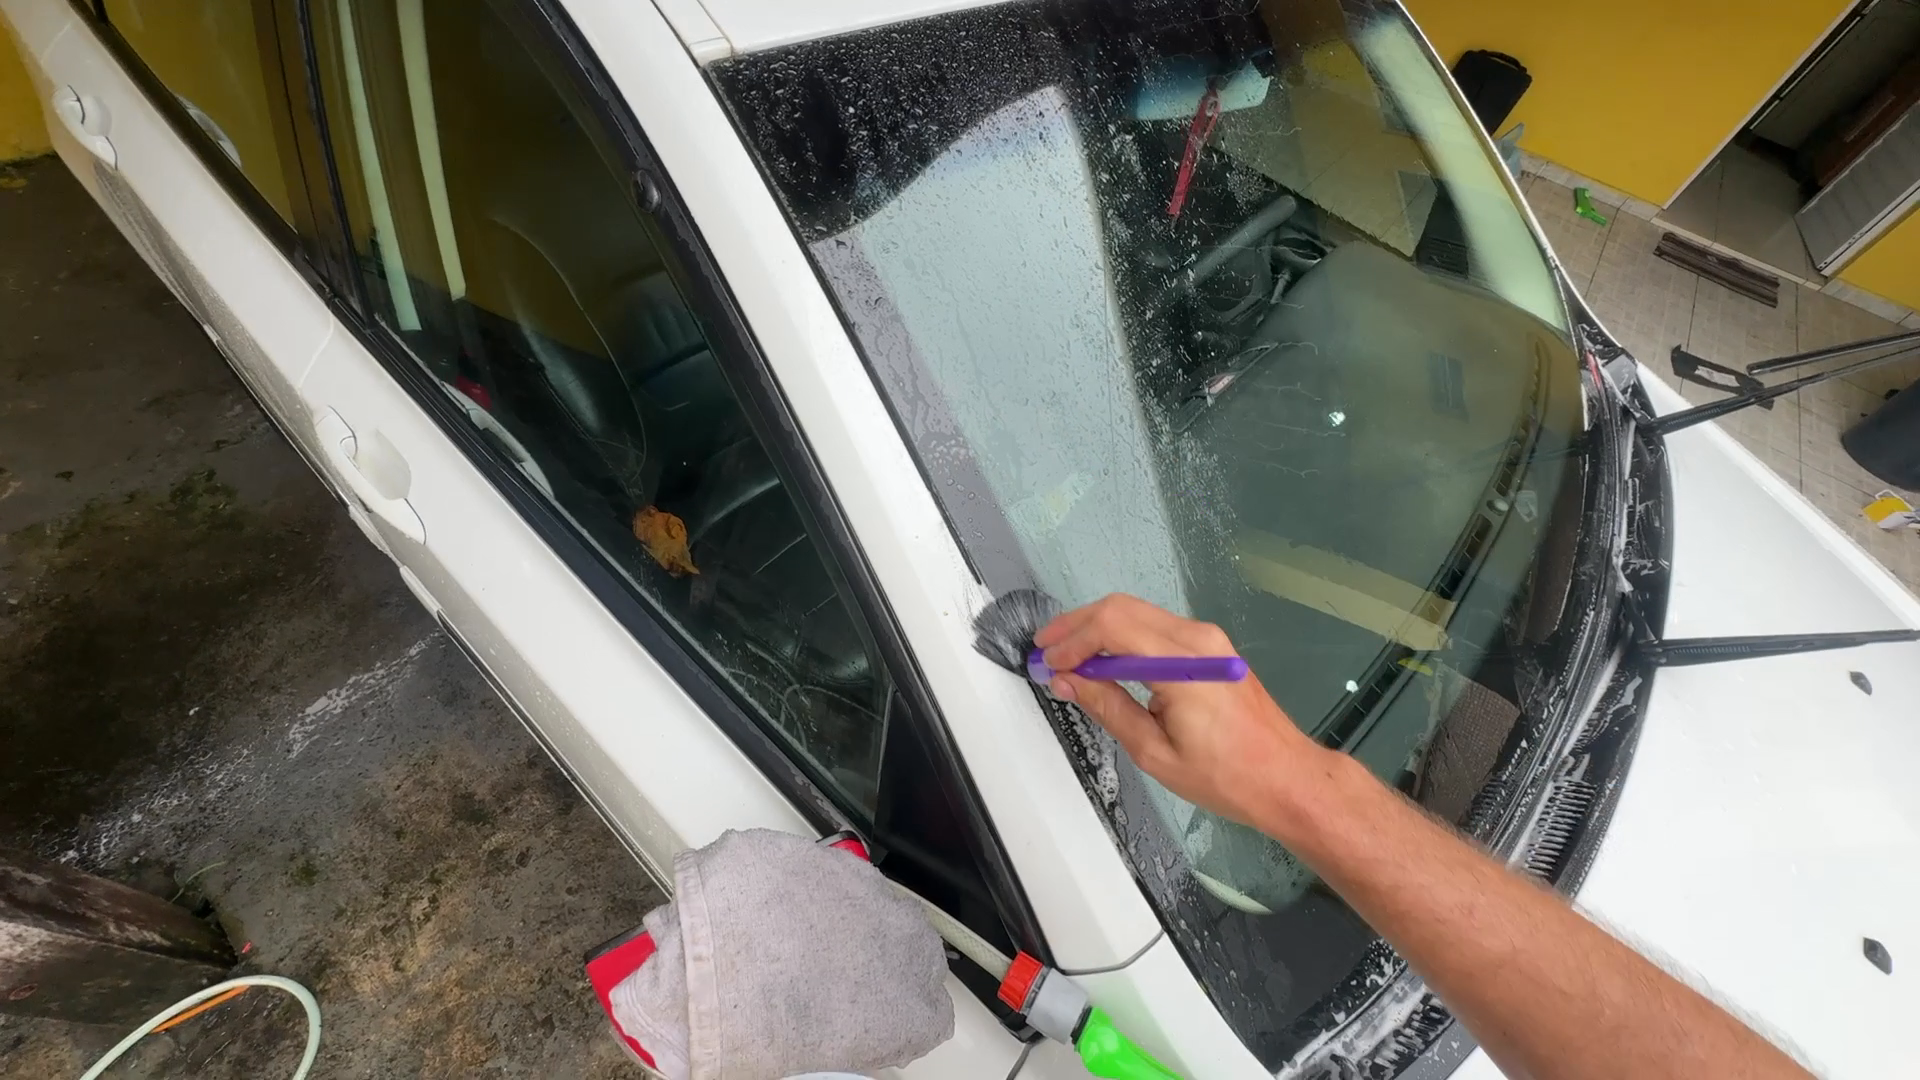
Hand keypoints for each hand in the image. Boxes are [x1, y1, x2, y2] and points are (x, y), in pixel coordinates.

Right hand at [1033, 594, 1328, 826]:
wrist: (1288, 778)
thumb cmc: (1225, 777)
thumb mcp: (1154, 752)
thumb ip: (1107, 706)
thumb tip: (1065, 680)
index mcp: (1182, 663)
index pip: (1111, 627)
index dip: (1071, 640)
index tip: (1046, 663)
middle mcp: (1195, 636)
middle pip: (1120, 607)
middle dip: (1076, 625)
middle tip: (1046, 650)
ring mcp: (1205, 636)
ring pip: (1135, 610)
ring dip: (1095, 627)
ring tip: (1066, 655)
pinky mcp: (1209, 644)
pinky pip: (1153, 625)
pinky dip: (1120, 634)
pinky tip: (1102, 658)